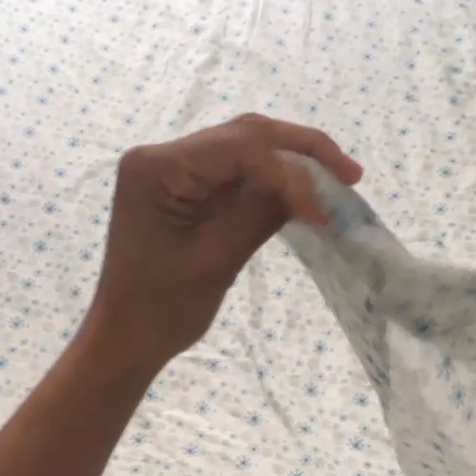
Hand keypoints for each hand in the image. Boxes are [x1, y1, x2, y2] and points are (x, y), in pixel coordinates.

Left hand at [83, 114, 362, 368]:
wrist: (125, 340)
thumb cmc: (161, 310)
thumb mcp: (216, 261)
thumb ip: (260, 214)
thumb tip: (312, 188)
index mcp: (159, 168)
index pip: (240, 148)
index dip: (291, 172)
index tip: (325, 211)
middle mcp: (162, 157)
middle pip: (244, 136)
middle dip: (300, 152)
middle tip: (350, 174)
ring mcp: (172, 172)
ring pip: (243, 151)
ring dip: (290, 165)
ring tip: (336, 183)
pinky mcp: (184, 192)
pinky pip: (233, 176)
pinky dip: (270, 184)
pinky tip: (301, 196)